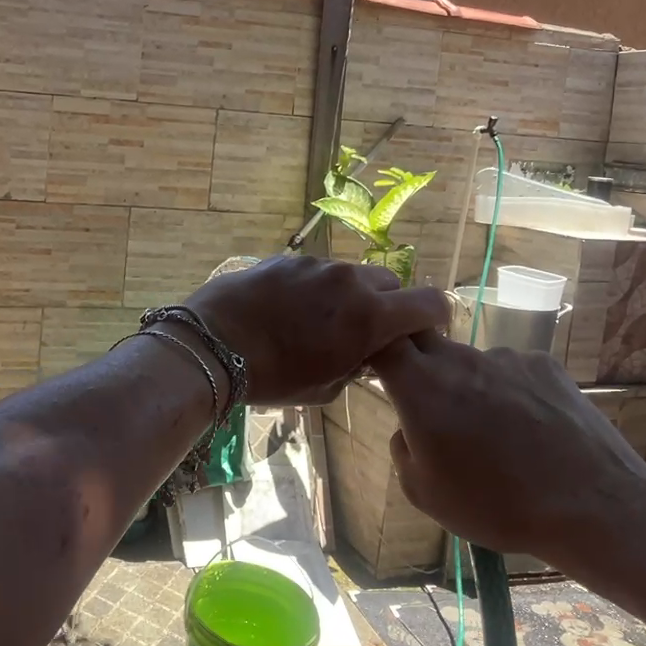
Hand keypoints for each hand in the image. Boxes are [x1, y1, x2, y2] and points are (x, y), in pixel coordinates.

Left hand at [180, 256, 449, 406]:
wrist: (211, 344)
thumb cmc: (272, 377)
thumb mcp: (327, 387)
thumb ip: (359, 363)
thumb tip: (368, 351)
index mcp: (370, 314)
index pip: (432, 303)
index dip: (434, 320)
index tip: (419, 336)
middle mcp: (349, 280)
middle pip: (390, 283)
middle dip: (388, 305)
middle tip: (366, 331)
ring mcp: (315, 264)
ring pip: (351, 274)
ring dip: (349, 294)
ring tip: (321, 320)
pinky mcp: (285, 258)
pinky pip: (315, 271)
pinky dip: (315, 287)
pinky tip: (289, 309)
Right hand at [368, 333, 645, 565]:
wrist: (594, 507)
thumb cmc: (497, 504)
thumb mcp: (423, 493)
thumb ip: (401, 450)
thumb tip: (407, 429)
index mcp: (420, 386)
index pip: (381, 339)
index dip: (375, 346)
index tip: (378, 368)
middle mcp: (458, 358)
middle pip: (424, 339)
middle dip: (420, 362)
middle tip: (433, 405)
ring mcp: (505, 357)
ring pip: (472, 362)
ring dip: (472, 387)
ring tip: (499, 436)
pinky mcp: (545, 365)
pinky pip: (513, 372)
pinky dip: (512, 393)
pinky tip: (533, 431)